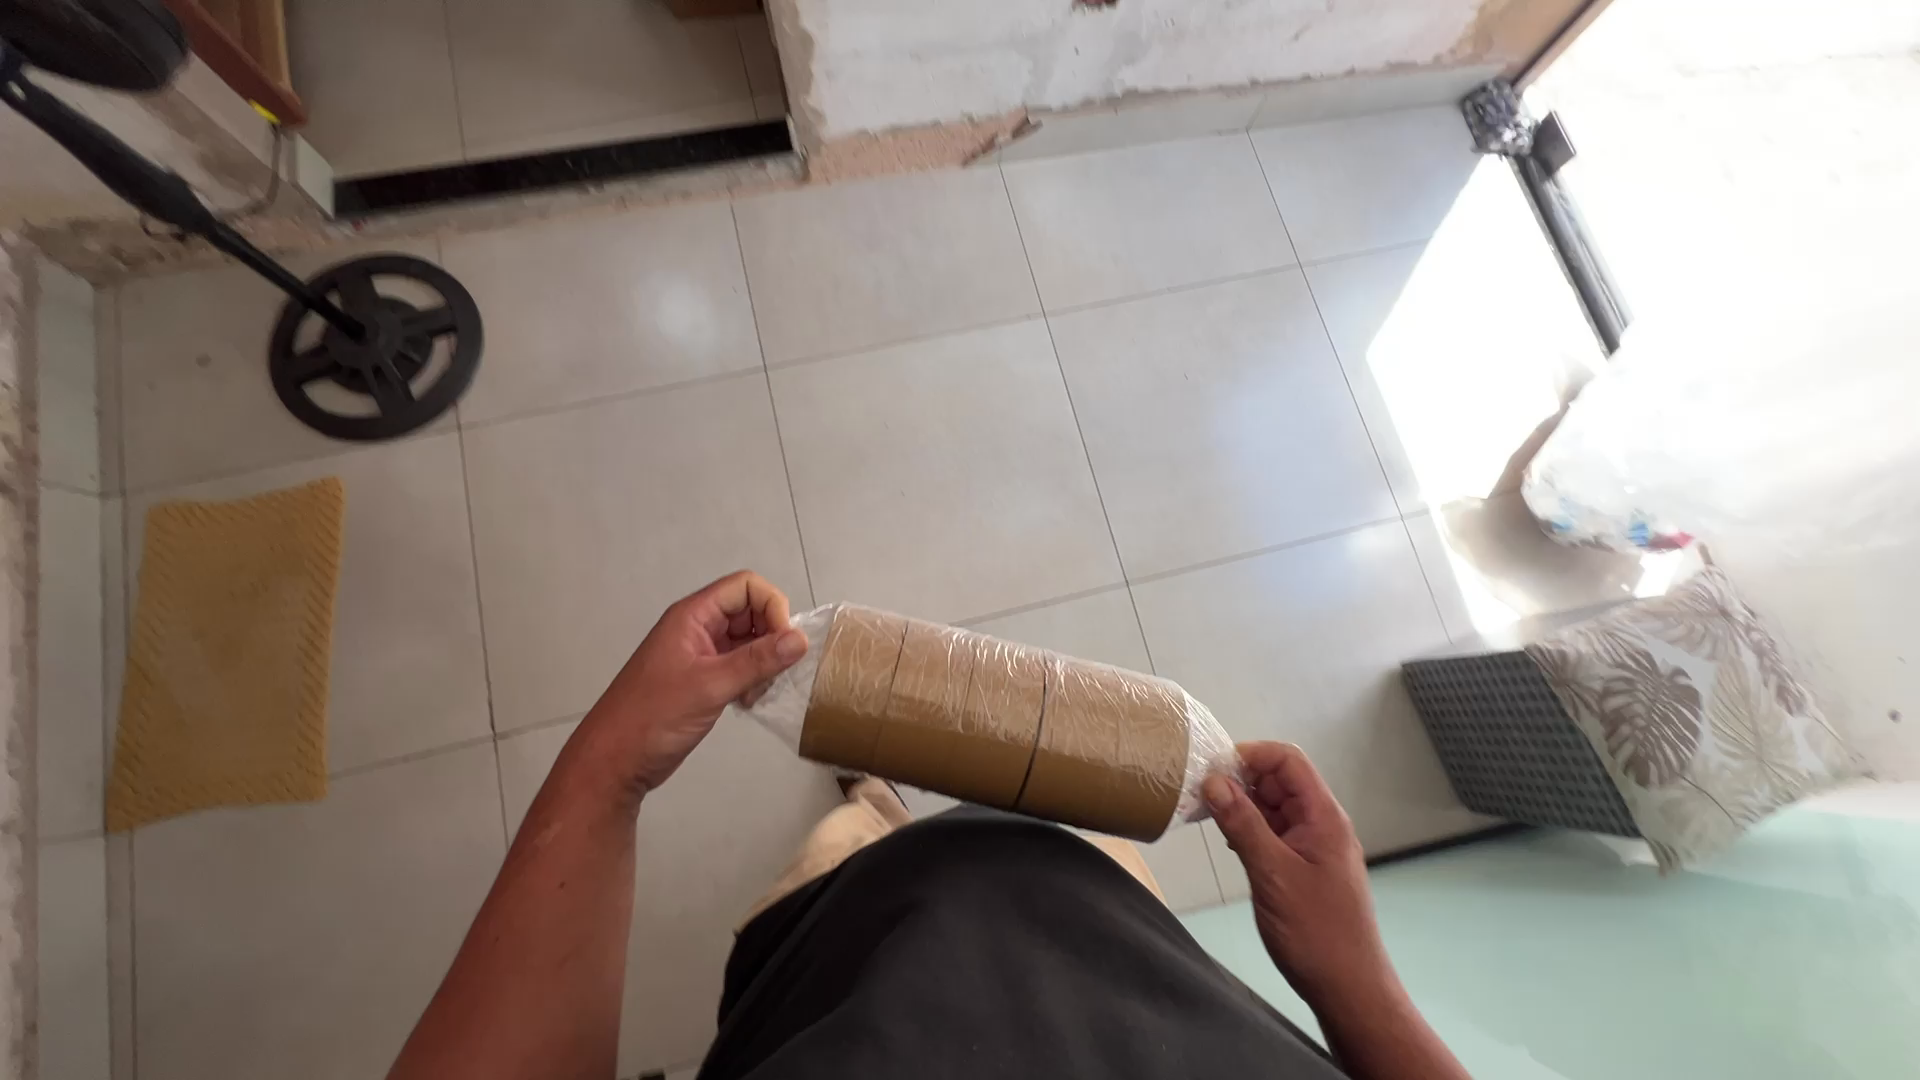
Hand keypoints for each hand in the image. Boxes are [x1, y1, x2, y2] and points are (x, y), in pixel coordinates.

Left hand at [581, 571, 807, 795]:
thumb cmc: (655, 717)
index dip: (772, 607)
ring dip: (763, 661)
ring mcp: (701, 653)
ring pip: (748, 639)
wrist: (614, 762)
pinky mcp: (704, 678)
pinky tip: (748, 701)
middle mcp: (698, 628)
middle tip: (774, 671)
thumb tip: (801, 639)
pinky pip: (740, 663)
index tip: (784, 643)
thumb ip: (758, 661)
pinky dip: (752, 677)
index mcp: (693, 616)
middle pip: (750, 611)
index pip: (746, 587)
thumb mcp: (710, 686)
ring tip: (758, 691)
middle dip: (770, 637)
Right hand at [1205, 742, 1393, 1011]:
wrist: (1350, 993)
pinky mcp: (1301, 866)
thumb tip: (1213, 780)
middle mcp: (1320, 824)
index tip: (1214, 770)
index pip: (1287, 760)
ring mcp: (1312, 845)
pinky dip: (1248, 828)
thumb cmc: (1316, 931)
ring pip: (1272, 806)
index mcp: (1323, 817)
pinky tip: (1228, 841)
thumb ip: (1243, 824)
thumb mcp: (1272, 873)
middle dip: (1240, 779)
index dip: (1251, 755)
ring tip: (1207, 815)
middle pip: (1278, 780)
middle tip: (1201, 794)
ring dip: (1240, 804)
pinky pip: (1272, 831)